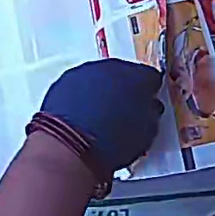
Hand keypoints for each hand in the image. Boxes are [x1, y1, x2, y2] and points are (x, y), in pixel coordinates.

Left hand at [35, 59, 163, 176]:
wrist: (71, 147)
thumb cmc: (110, 143)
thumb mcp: (146, 133)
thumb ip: (150, 113)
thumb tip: (149, 109)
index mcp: (138, 77)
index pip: (150, 76)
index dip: (149, 91)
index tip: (146, 102)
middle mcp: (112, 68)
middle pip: (122, 74)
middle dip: (123, 90)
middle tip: (121, 113)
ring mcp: (86, 72)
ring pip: (98, 78)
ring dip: (100, 92)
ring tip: (98, 118)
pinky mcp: (64, 81)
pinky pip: (76, 85)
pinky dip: (79, 97)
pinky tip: (80, 118)